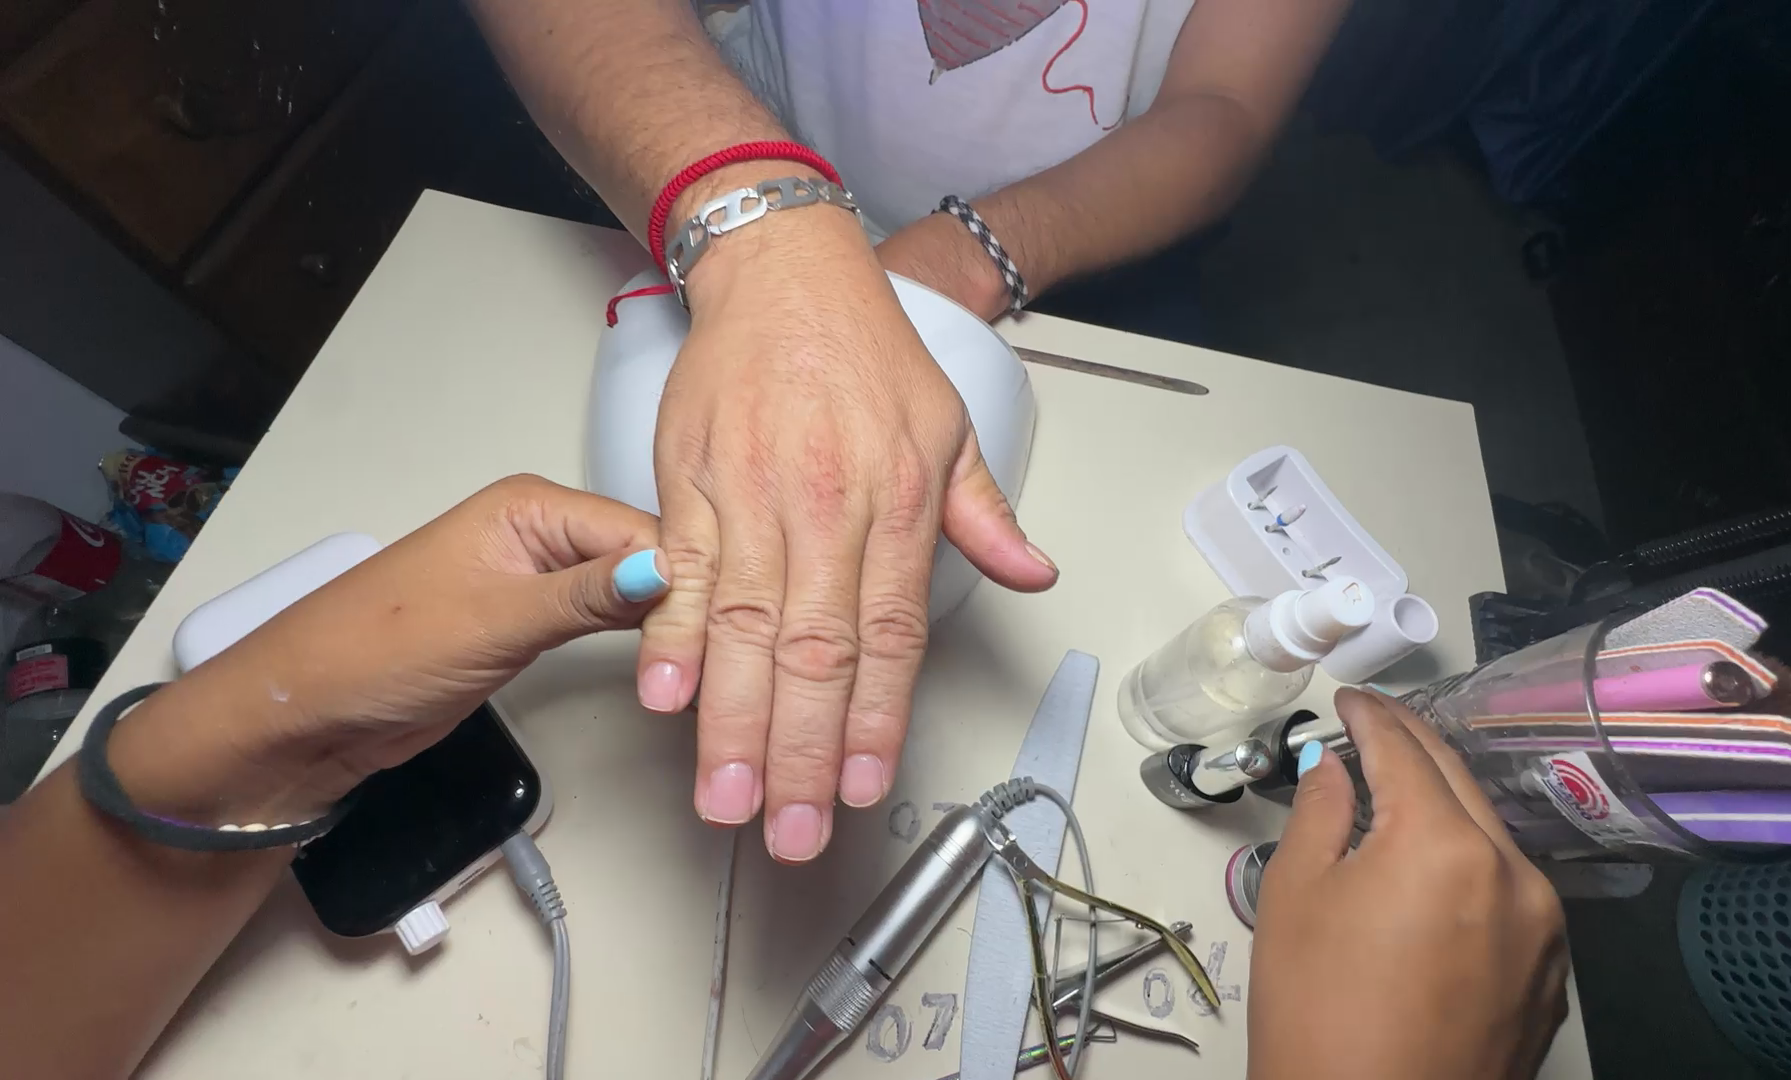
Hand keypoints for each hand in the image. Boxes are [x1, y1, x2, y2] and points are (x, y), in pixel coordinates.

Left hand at [126, 476, 670, 817]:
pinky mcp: (545, 615)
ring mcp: (548, 574)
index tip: (723, 624)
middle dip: (682, 597)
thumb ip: (589, 594)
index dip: (685, 575)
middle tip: (726, 648)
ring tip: (712, 655)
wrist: (304, 719)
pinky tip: (674, 655)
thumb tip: (672, 569)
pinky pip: (612, 614)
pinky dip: (642, 634)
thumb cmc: (380, 653)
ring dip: (666, 618)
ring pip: (634, 586)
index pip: (641, 531)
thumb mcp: (495, 619)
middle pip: (645, 556)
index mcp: (535, 505)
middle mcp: (549, 530)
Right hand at [640, 201, 1055, 863]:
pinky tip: (664, 702)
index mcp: (898, 506)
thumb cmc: (870, 356)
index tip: (865, 786)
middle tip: (792, 831)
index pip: (892, 636)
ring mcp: (753, 500)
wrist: (787, 279)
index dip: (878, 719)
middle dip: (803, 752)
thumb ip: (986, 514)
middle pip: (816, 653)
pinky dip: (668, 638)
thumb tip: (1034, 573)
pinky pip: (680, 572)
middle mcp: (827, 512)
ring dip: (734, 724)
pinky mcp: (691, 484)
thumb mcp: (950, 428)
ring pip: (743, 630)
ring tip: (728, 800)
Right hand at [1249, 688, 1568, 1079]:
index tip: (1347, 697)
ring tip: (1390, 776)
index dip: (1370, 716)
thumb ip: (1321, 807)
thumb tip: (1335, 765)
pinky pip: (1503, 882)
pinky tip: (1423, 850)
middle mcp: (1514, 876)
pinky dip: (1462, 849)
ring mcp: (1544, 930)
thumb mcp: (1296, 887)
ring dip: (1437, 794)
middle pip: (1456, 780)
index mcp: (1444, 846)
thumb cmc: (1314, 998)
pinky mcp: (1548, 973)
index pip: (1404, 752)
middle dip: (1408, 740)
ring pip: (1485, 830)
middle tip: (1367, 718)